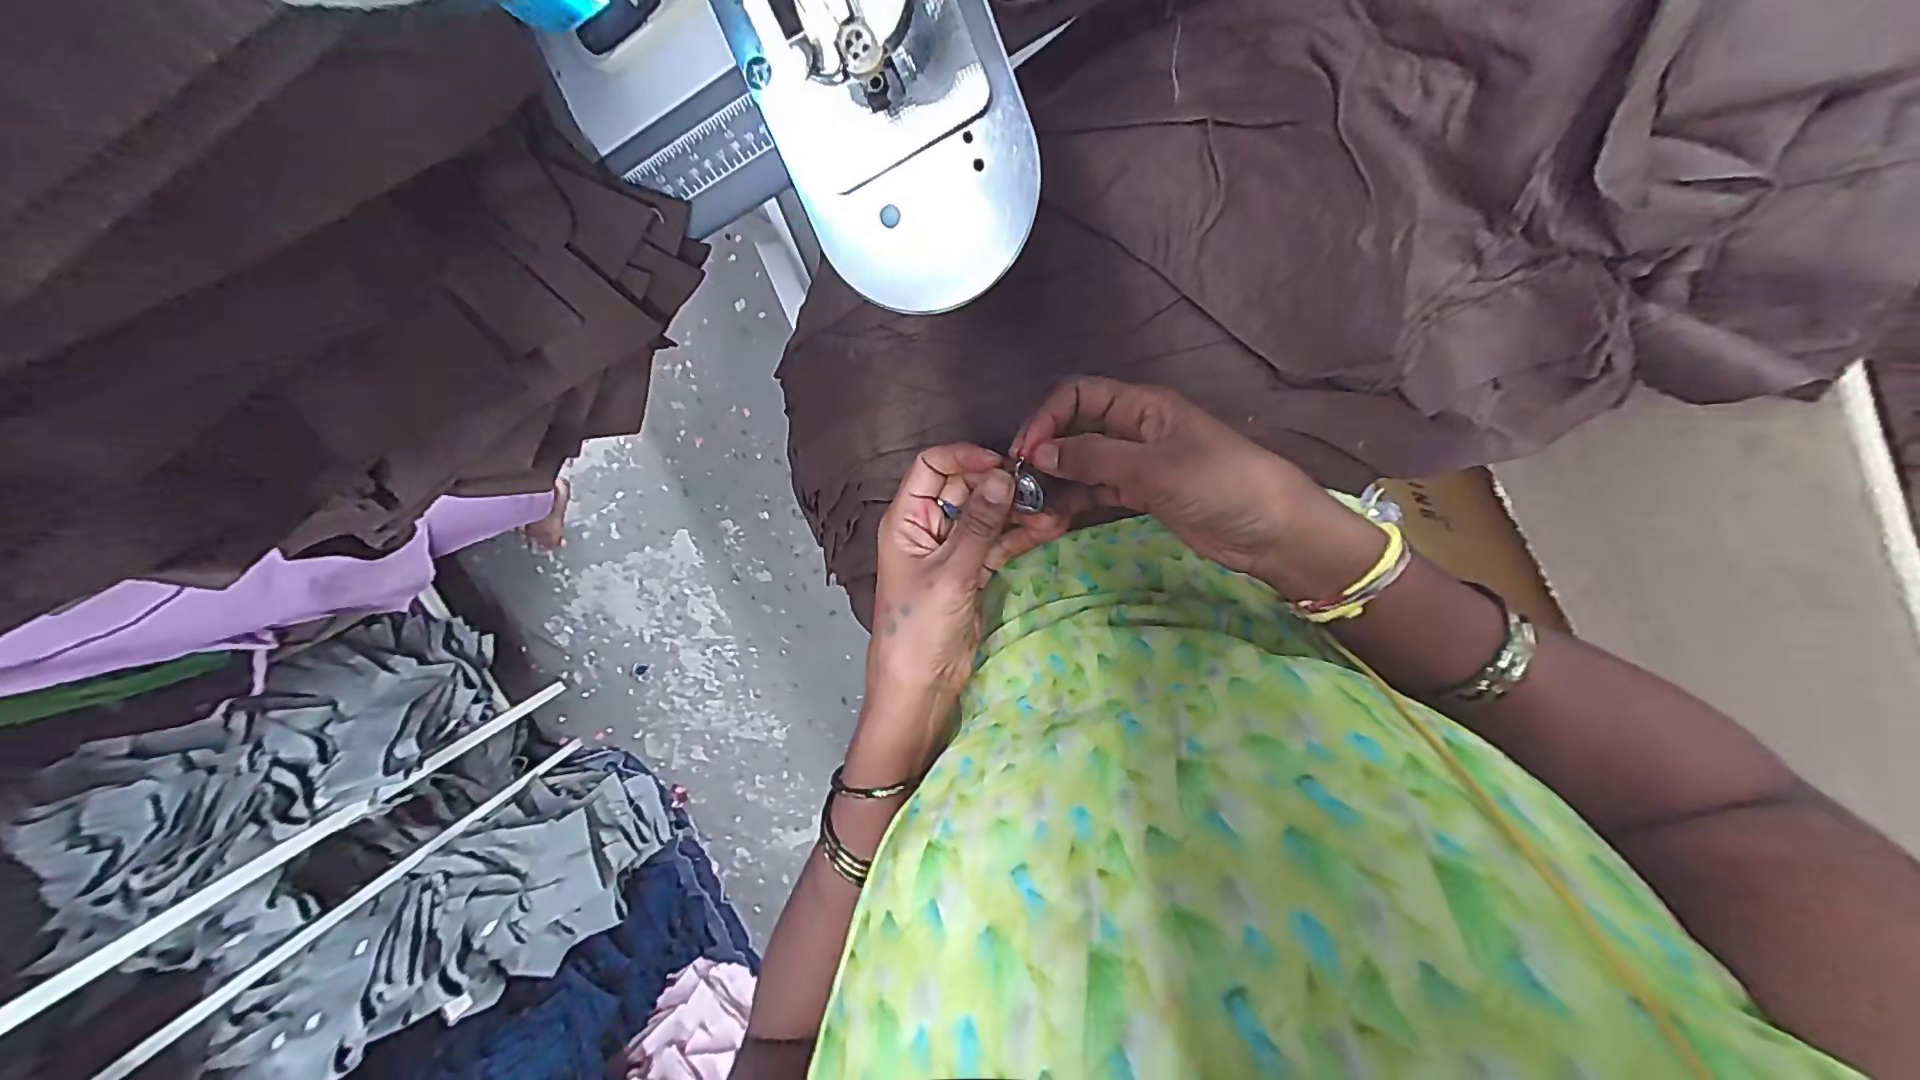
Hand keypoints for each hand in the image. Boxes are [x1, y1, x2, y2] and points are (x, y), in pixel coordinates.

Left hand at [863, 444, 1067, 731]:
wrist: (921, 685)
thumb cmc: (918, 629)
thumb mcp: (950, 573)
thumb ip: (979, 525)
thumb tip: (1003, 477)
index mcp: (907, 519)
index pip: (931, 466)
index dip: (963, 457)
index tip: (1000, 462)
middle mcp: (928, 527)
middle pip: (964, 488)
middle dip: (998, 484)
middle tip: (1035, 486)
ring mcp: (952, 549)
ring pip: (986, 515)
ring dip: (1016, 510)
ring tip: (1052, 508)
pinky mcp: (972, 570)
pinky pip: (997, 542)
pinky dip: (1019, 535)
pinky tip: (1048, 527)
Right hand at [1010, 377, 1382, 598]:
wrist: (1271, 529)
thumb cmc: (1220, 482)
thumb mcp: (1154, 467)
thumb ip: (1094, 457)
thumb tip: (1039, 451)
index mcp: (1141, 406)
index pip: (1079, 395)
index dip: (1047, 417)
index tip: (1025, 452)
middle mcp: (1134, 428)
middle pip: (1075, 427)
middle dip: (1046, 449)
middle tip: (1020, 483)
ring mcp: (1136, 462)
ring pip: (1082, 462)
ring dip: (1057, 478)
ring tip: (1033, 505)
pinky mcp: (1140, 493)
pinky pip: (1096, 489)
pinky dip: (1075, 499)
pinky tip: (1056, 515)